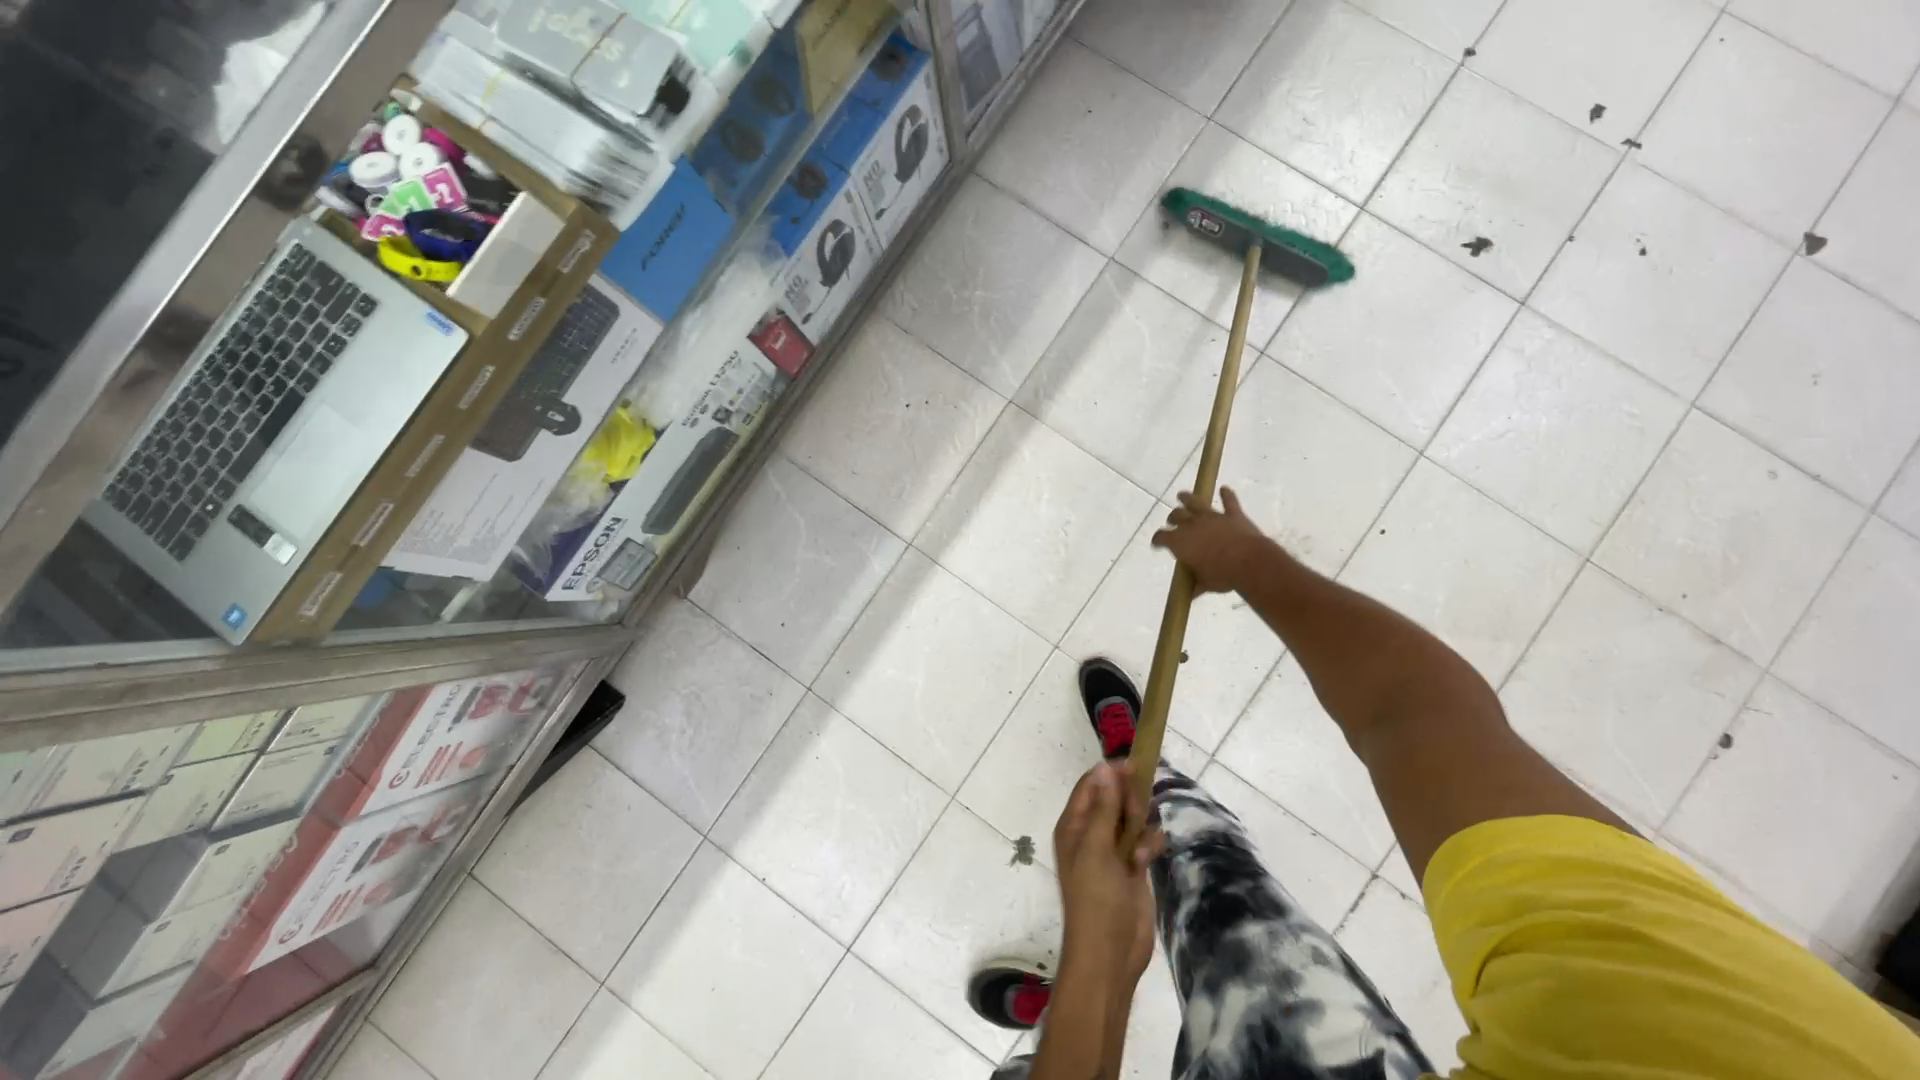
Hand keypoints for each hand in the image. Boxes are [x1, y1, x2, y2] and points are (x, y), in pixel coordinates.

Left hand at [1053, 761, 1164, 989]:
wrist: (1111, 952)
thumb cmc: (1096, 898)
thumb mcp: (1097, 849)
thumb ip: (1104, 808)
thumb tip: (1104, 767)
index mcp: (1074, 826)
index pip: (1091, 785)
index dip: (1111, 773)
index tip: (1137, 766)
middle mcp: (1091, 833)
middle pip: (1114, 798)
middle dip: (1130, 800)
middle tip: (1139, 812)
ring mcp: (1112, 850)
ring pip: (1133, 818)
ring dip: (1142, 825)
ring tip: (1140, 846)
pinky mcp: (1132, 867)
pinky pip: (1145, 840)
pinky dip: (1149, 844)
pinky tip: (1147, 859)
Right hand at [1152, 486, 1273, 594]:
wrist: (1248, 562)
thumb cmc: (1221, 576)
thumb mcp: (1204, 584)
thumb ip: (1196, 584)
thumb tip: (1191, 593)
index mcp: (1180, 542)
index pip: (1161, 537)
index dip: (1158, 540)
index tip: (1157, 543)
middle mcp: (1192, 525)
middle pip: (1176, 516)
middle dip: (1172, 518)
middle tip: (1172, 521)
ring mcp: (1212, 517)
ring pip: (1195, 502)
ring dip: (1187, 498)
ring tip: (1182, 495)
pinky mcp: (1232, 515)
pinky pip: (1229, 501)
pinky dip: (1226, 495)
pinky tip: (1224, 489)